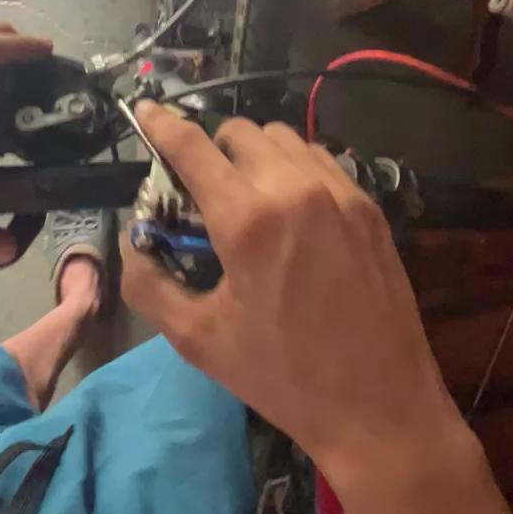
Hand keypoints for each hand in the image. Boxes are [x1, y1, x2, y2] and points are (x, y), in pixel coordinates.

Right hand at [123, 103, 465, 474]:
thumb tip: (133, 243)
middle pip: (240, 132)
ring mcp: (339, 193)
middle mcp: (295, 189)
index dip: (162, 123)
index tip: (144, 108)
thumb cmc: (282, 375)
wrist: (379, 405)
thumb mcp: (198, 339)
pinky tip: (292, 206)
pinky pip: (321, 160)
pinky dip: (295, 166)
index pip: (193, 147)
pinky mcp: (368, 206)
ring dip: (254, 153)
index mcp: (248, 219)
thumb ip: (149, 283)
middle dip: (211, 147)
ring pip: (284, 138)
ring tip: (248, 193)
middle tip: (203, 187)